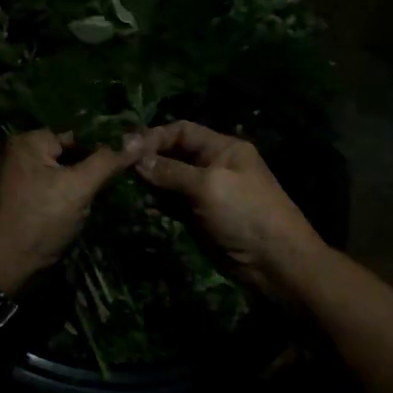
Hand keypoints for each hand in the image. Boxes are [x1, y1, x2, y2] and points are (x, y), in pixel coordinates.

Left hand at [0, 129, 145, 294]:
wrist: (10, 264)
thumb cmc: (42, 221)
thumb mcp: (78, 187)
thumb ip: (107, 161)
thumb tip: (140, 138)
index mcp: (32, 141)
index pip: (80, 130)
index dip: (109, 138)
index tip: (140, 146)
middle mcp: (28, 152)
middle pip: (76, 148)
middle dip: (102, 157)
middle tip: (137, 163)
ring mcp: (31, 175)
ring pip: (73, 167)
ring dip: (95, 174)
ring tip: (128, 175)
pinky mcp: (36, 195)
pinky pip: (65, 183)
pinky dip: (83, 188)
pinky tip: (105, 192)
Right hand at [136, 121, 325, 297]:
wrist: (273, 261)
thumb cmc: (245, 213)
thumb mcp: (208, 186)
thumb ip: (171, 171)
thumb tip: (136, 159)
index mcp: (223, 148)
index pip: (183, 131)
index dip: (156, 136)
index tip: (129, 149)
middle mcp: (213, 166)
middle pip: (174, 154)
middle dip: (149, 160)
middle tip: (119, 168)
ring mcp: (205, 193)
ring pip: (170, 181)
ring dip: (150, 184)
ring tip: (124, 187)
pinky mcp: (199, 217)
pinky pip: (173, 205)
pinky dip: (158, 204)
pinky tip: (141, 206)